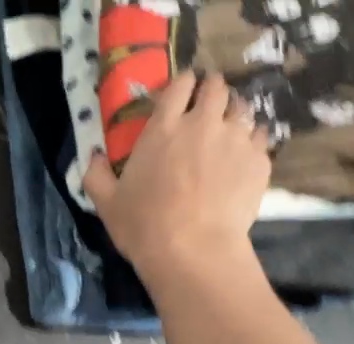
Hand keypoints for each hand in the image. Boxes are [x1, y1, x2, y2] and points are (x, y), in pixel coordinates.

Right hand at [85, 72, 270, 284]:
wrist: (192, 249)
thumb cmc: (142, 225)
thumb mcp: (106, 204)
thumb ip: (96, 175)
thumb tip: (94, 156)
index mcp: (162, 130)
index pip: (179, 86)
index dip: (182, 83)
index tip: (182, 90)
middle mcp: (202, 123)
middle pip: (215, 88)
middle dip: (211, 89)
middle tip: (207, 103)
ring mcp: (235, 137)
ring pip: (242, 108)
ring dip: (233, 112)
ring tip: (228, 127)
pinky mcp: (258, 157)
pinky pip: (259, 136)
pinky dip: (250, 140)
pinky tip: (241, 156)